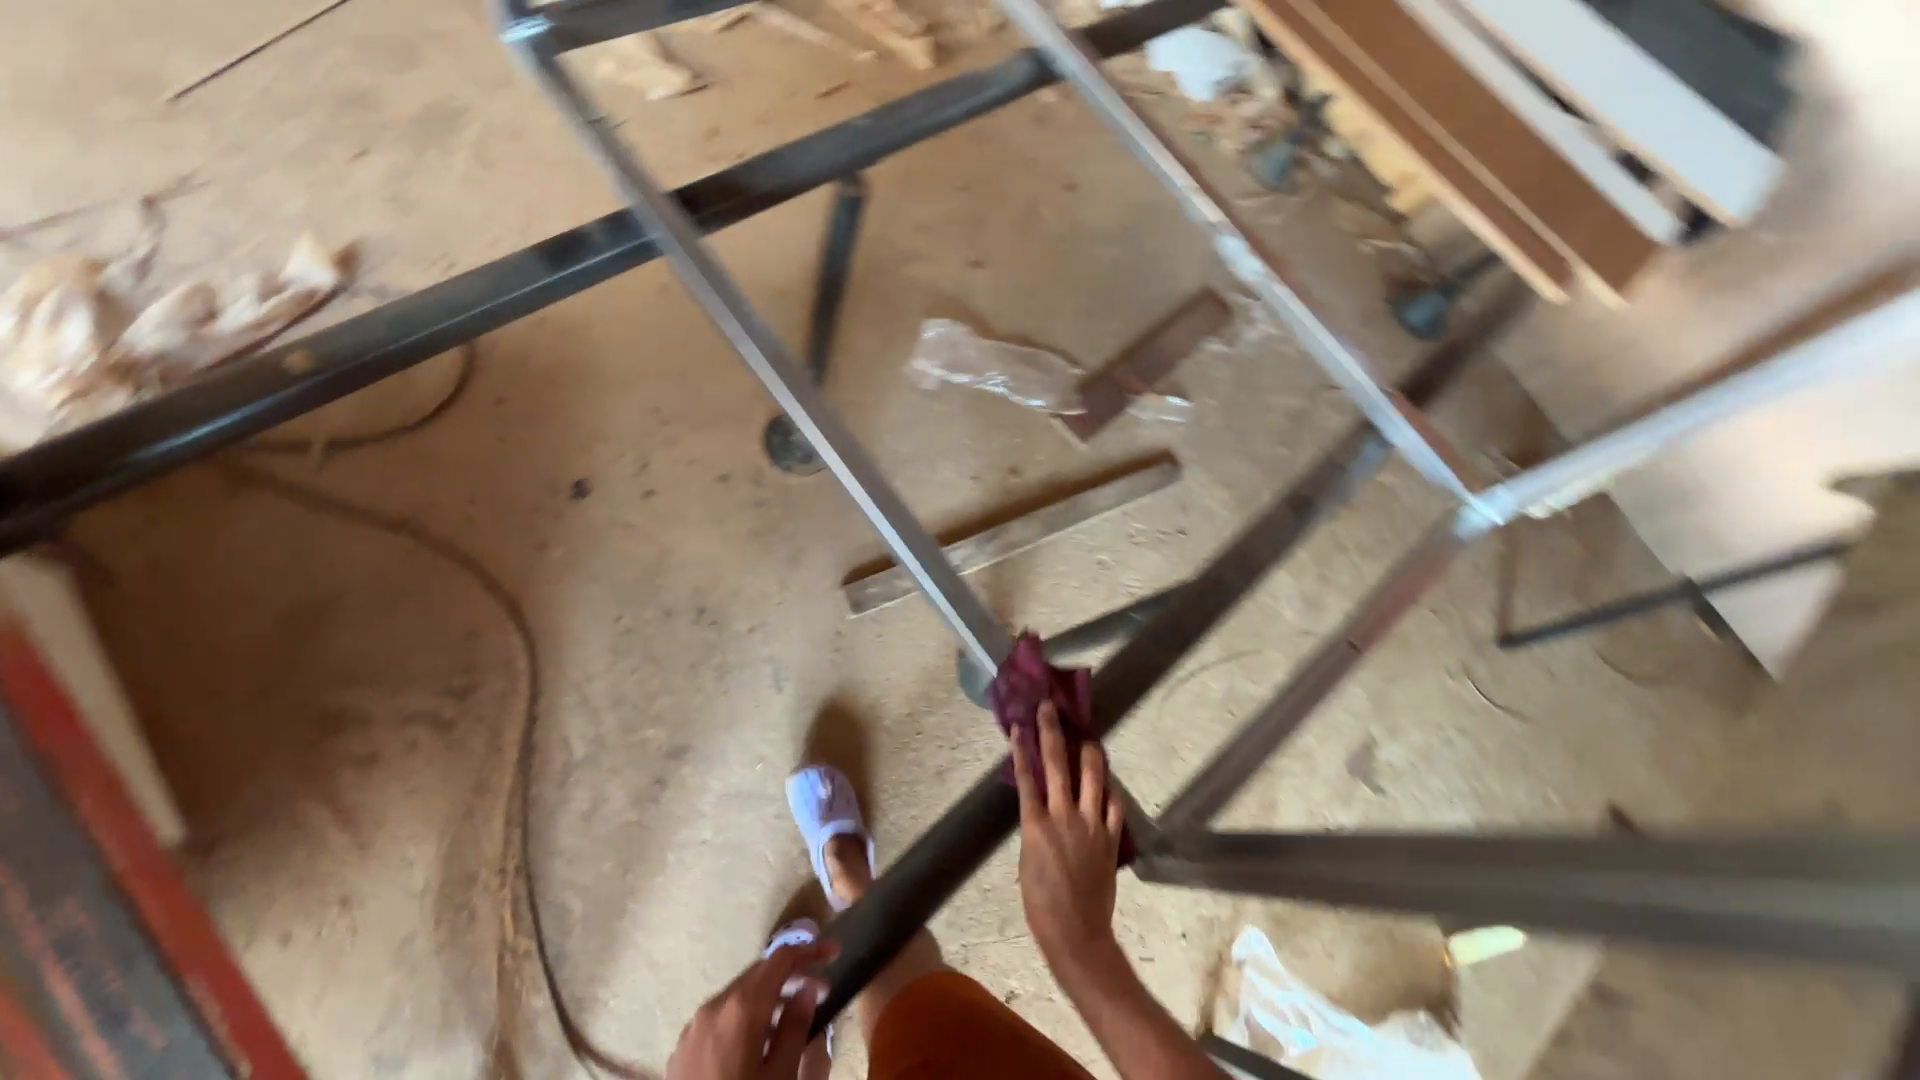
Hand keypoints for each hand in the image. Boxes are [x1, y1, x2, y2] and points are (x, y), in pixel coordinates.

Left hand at [665, 942, 834, 1079]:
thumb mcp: (782, 1076)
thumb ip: (796, 1027)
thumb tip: (807, 990)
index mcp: (741, 1008)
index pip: (781, 959)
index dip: (811, 950)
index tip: (835, 954)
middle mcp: (713, 1006)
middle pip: (759, 973)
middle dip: (792, 975)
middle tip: (822, 990)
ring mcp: (693, 1027)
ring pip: (738, 995)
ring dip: (768, 996)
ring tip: (793, 1018)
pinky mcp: (682, 1048)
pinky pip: (719, 1017)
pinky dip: (744, 1016)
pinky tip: (757, 1042)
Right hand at [1011, 700, 1124, 973]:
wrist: (1076, 932)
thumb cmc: (1040, 903)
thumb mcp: (1026, 860)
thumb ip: (1034, 828)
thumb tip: (1040, 809)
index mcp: (1036, 823)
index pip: (1027, 775)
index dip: (1022, 747)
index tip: (1019, 724)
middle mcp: (1064, 815)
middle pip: (1058, 763)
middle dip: (1052, 731)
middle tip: (1049, 708)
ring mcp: (1092, 824)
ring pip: (1094, 776)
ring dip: (1089, 752)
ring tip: (1087, 736)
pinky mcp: (1111, 837)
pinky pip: (1114, 804)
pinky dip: (1110, 789)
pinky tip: (1108, 780)